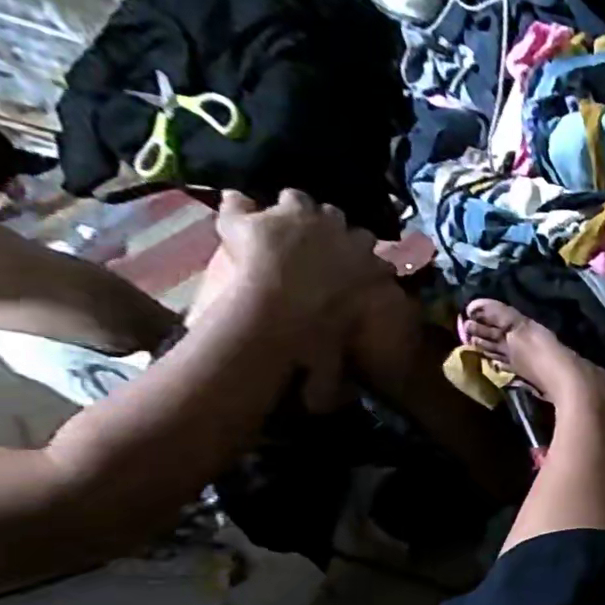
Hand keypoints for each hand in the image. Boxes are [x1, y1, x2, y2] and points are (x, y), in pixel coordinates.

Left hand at [200, 189, 391, 410]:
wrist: (279, 316)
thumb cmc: (318, 341)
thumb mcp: (336, 366)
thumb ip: (336, 380)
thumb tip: (329, 405)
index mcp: (365, 262)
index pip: (371, 246)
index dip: (360, 251)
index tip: (352, 259)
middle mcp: (337, 232)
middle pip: (335, 215)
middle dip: (326, 223)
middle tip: (313, 238)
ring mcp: (294, 220)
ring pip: (296, 199)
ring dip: (289, 209)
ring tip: (277, 221)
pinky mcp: (251, 221)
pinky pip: (238, 203)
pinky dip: (236, 208)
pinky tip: (232, 212)